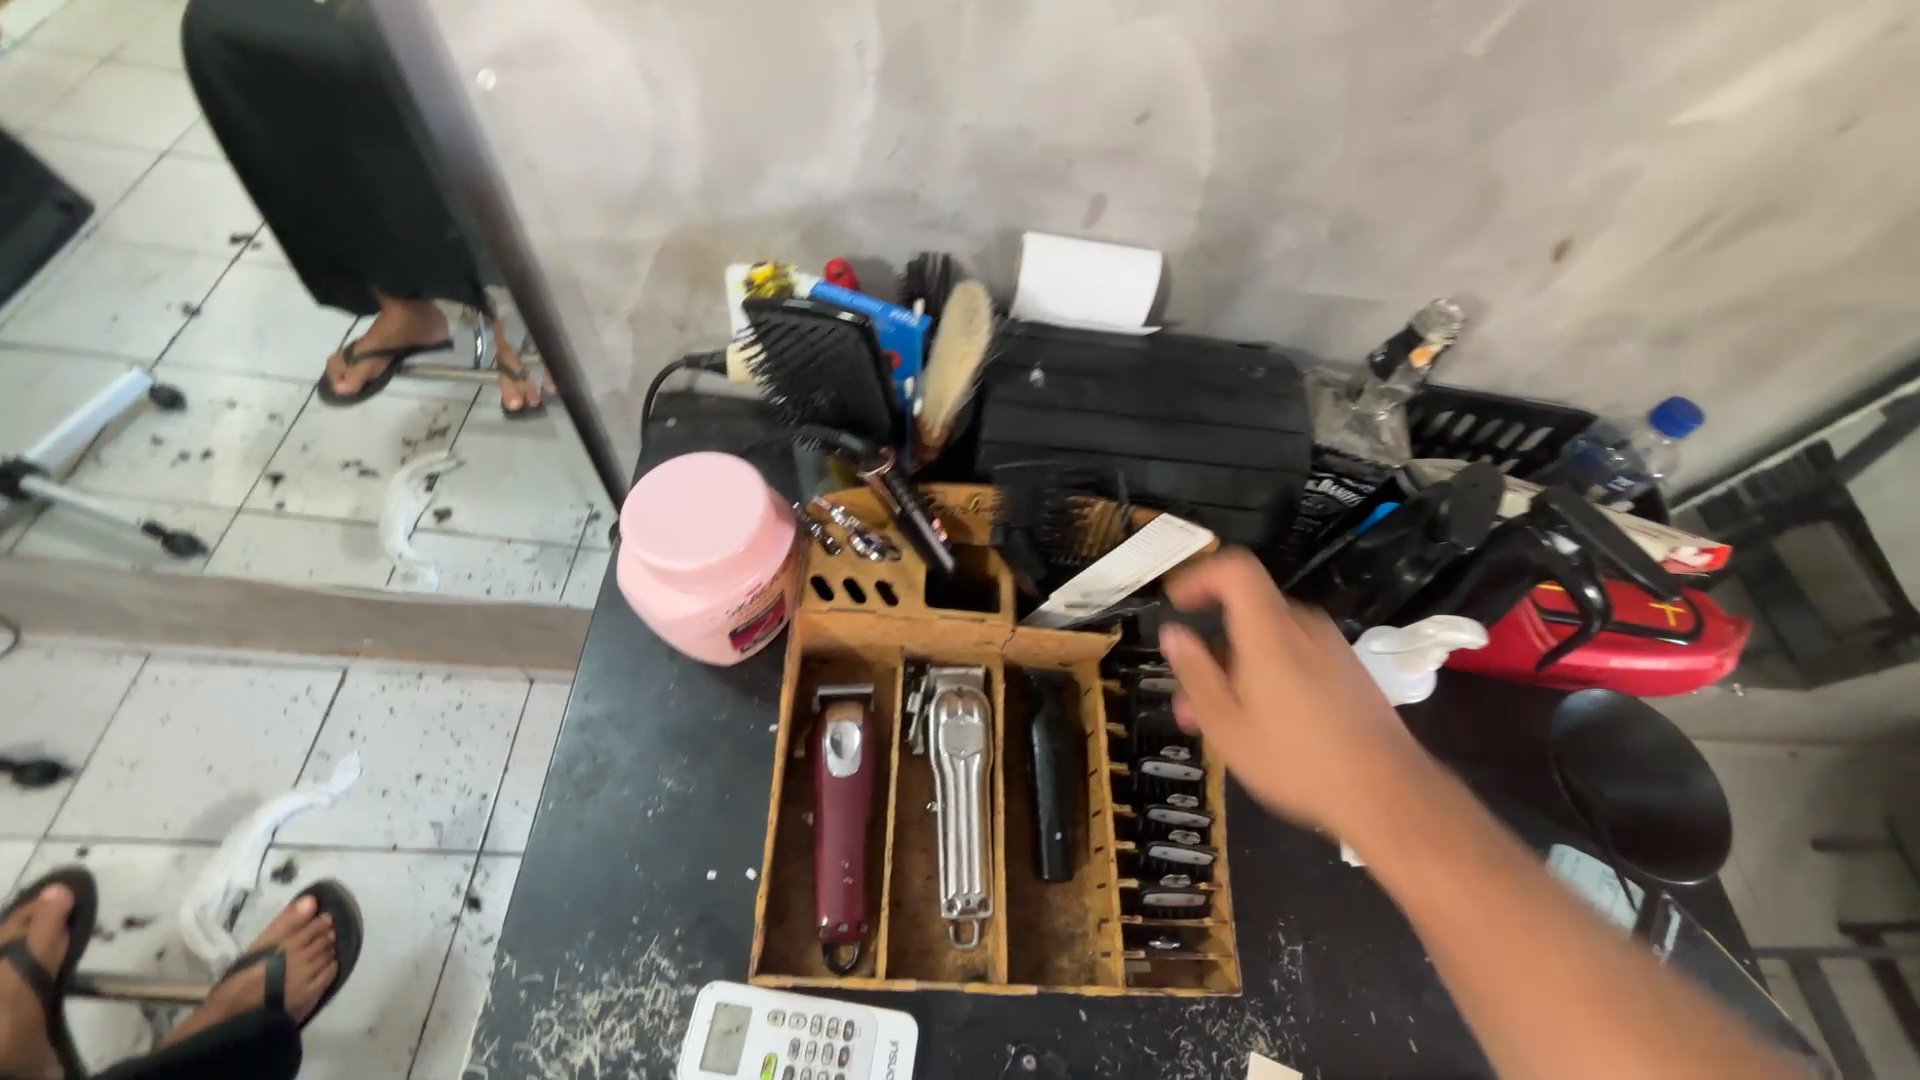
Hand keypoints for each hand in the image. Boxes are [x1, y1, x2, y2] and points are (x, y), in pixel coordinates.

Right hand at [1160, 548, 1430, 837]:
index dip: (1199, 575)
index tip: (1177, 603)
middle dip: (1211, 650)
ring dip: (1236, 671)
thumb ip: (1195, 672)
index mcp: (1270, 631)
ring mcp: (1331, 648)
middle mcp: (1304, 627)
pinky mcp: (1348, 672)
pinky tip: (1262, 725)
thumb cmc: (1296, 759)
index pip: (1235, 570)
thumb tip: (1174, 634)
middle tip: (1189, 697)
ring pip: (1268, 641)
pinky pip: (1294, 657)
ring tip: (1222, 722)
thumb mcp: (1225, 724)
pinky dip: (1267, 677)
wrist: (1389, 794)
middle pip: (1247, 613)